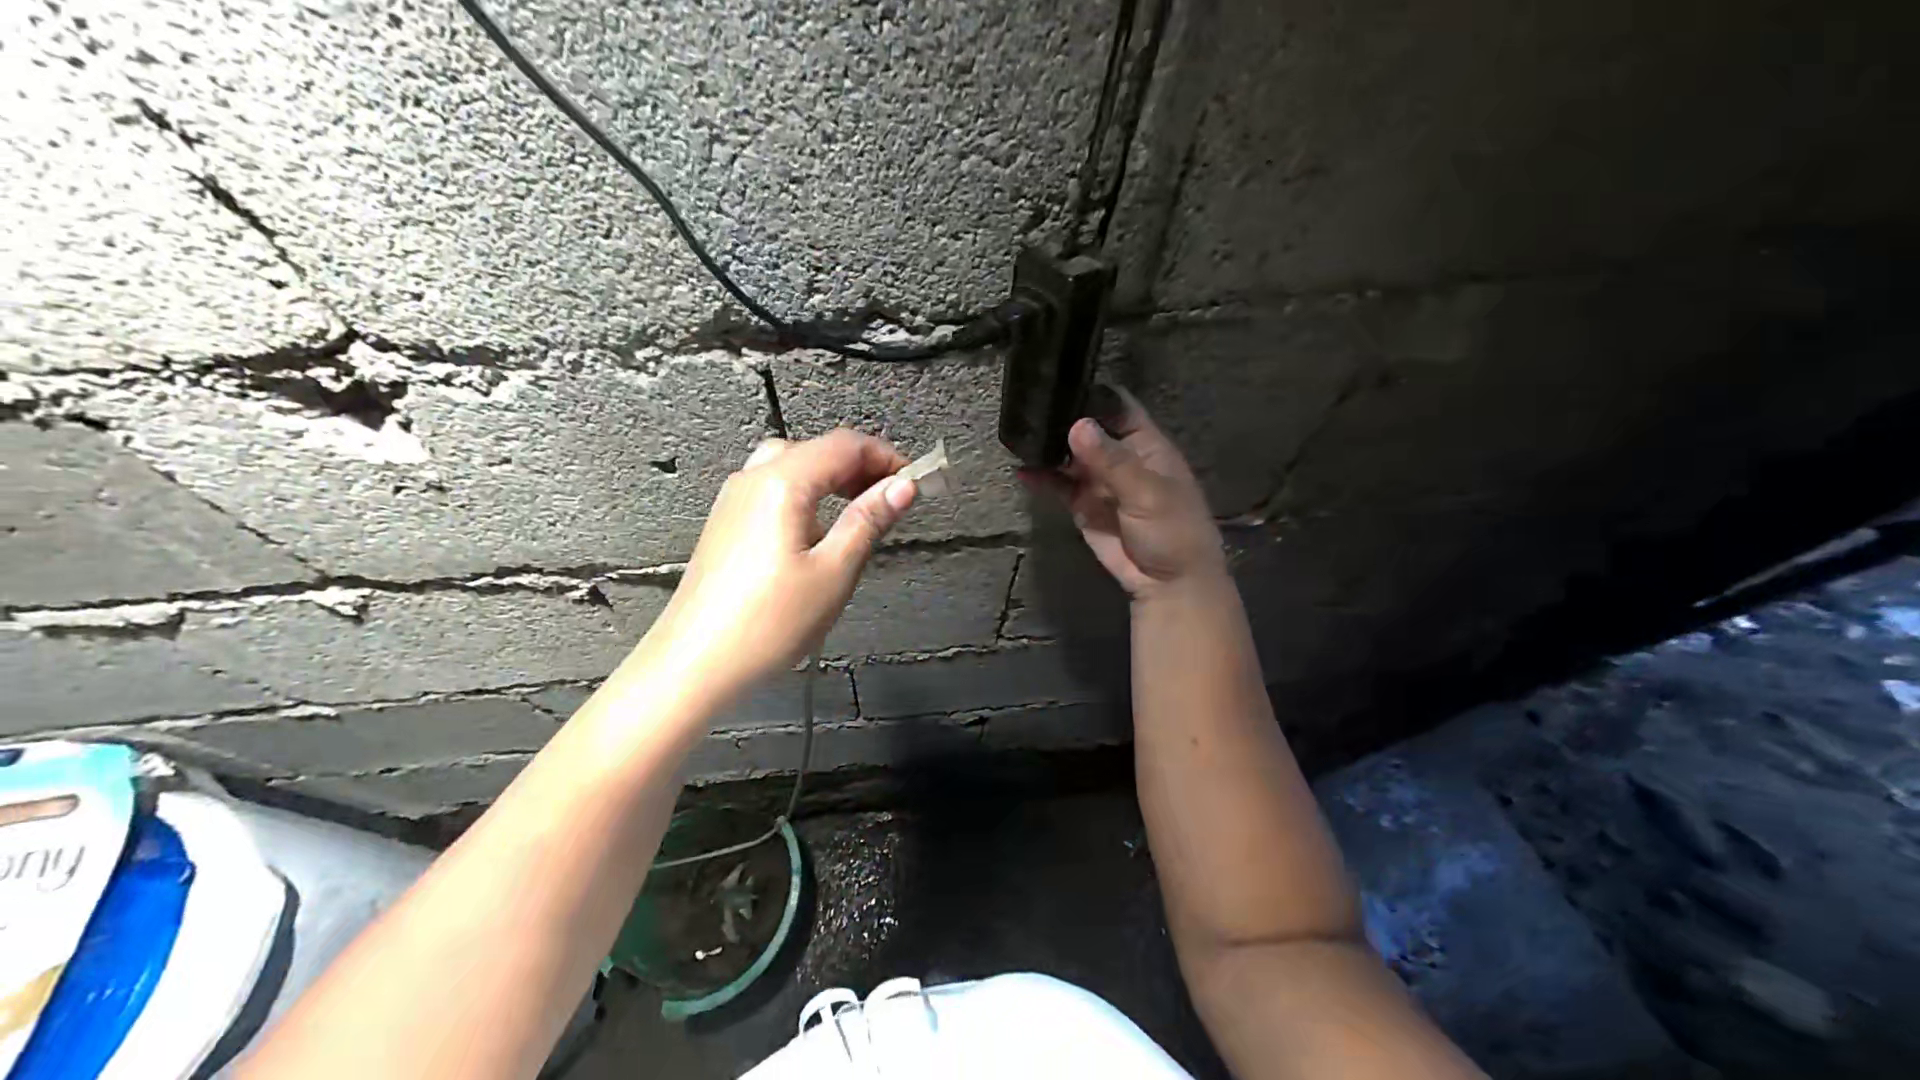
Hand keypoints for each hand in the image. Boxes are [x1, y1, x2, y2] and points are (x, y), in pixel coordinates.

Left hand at [639, 429, 916, 695]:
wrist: (696, 664)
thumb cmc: (760, 626)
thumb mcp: (834, 572)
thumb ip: (869, 520)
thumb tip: (900, 488)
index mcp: (781, 484)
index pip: (846, 445)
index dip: (886, 458)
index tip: (913, 480)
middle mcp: (752, 482)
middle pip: (819, 449)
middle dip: (863, 466)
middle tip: (893, 496)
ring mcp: (736, 502)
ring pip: (795, 466)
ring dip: (835, 479)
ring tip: (863, 509)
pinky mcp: (730, 524)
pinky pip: (775, 490)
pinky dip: (809, 494)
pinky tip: (822, 528)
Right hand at [1022, 385, 1225, 602]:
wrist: (1167, 584)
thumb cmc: (1173, 531)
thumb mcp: (1147, 493)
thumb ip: (1111, 461)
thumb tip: (1078, 426)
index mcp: (1146, 445)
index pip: (1118, 406)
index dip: (1093, 393)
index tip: (1060, 381)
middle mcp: (1120, 457)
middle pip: (1088, 429)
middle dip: (1063, 419)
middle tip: (1029, 405)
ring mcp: (1100, 481)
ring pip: (1070, 456)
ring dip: (1049, 447)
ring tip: (1020, 434)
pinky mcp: (1082, 505)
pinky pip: (1059, 485)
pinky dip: (1042, 478)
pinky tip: (1022, 470)